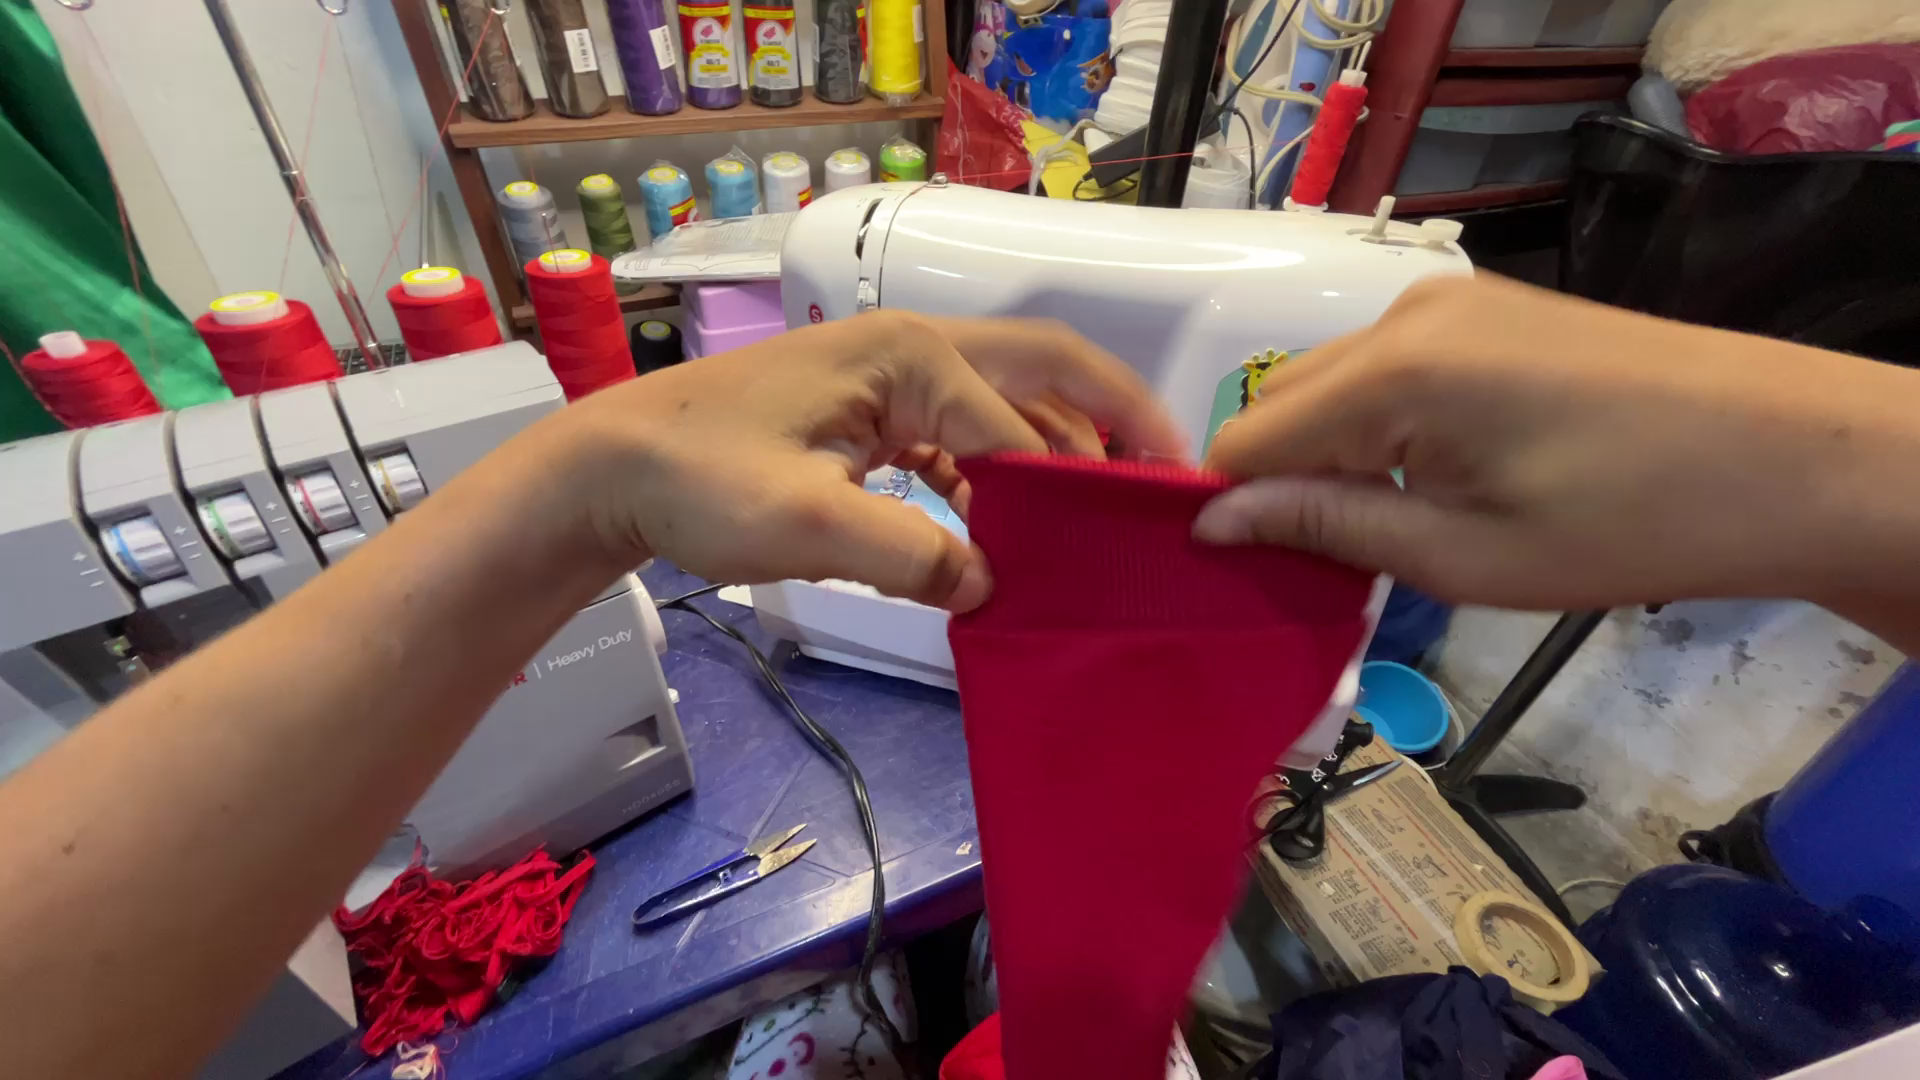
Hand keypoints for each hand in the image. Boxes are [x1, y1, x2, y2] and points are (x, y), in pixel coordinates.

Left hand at [544, 311, 1185, 611]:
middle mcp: (917, 350)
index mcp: (913, 358)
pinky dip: (996, 477)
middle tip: (1169, 473)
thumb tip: (992, 587)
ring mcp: (896, 380)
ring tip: (1101, 514)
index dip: (1079, 486)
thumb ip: (912, 555)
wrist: (615, 467)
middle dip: (1112, 419)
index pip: (1024, 426)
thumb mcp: (809, 524)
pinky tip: (1006, 526)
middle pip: (1045, 373)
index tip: (1129, 538)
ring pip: (1007, 407)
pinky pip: (961, 438)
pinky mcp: (877, 414)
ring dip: (1056, 454)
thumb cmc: (703, 481)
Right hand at [1194, 275, 1919, 614]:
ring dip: (1323, 452)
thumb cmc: (1630, 526)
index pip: (1246, 437)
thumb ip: (1320, 525)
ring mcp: (1439, 303)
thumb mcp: (1457, 553)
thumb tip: (1209, 522)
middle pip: (1277, 405)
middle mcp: (1400, 317)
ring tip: (1386, 509)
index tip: (1244, 560)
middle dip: (1278, 478)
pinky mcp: (1472, 309)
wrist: (1811, 459)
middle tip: (1329, 546)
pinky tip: (1421, 463)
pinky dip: (1366, 424)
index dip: (1228, 501)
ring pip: (1320, 387)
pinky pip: (1371, 371)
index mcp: (1394, 372)